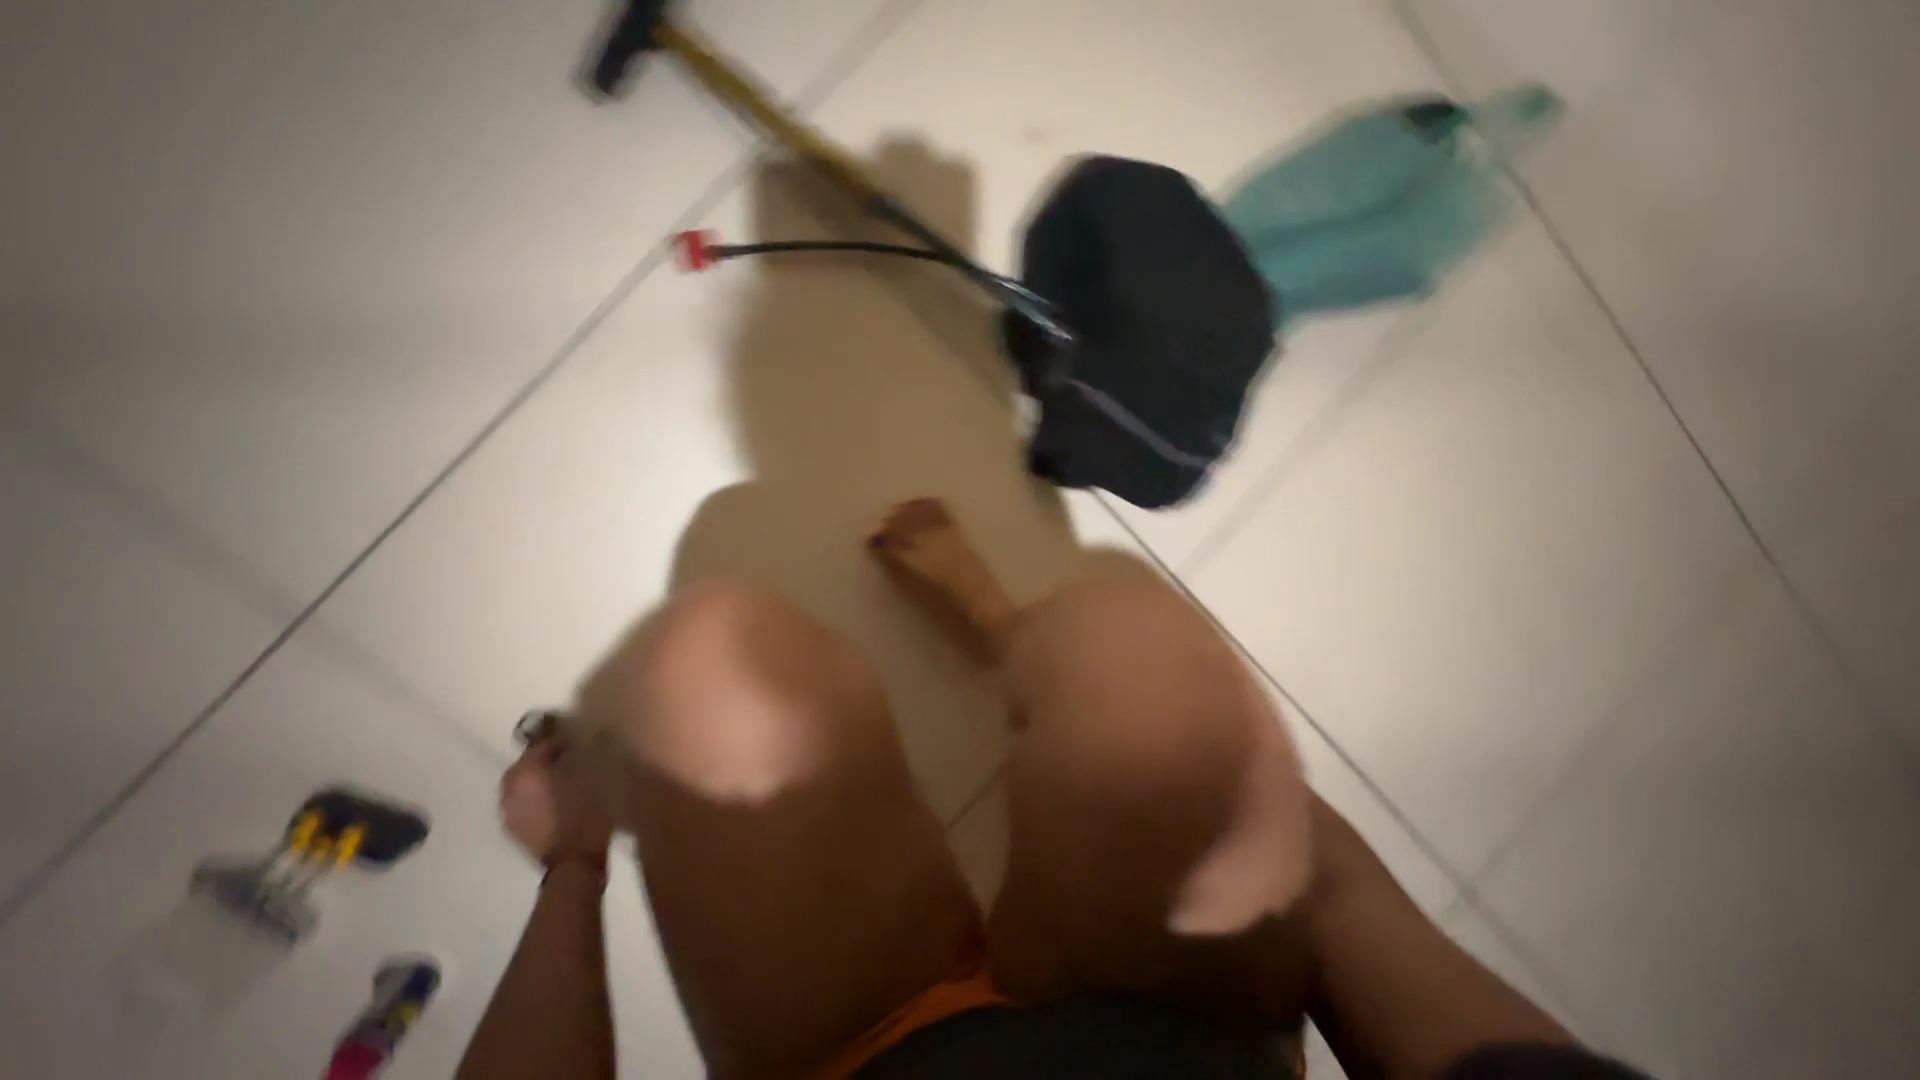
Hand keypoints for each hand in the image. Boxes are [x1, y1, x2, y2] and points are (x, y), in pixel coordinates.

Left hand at [499, 740, 612, 869]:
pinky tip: (548, 800)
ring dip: (533, 778)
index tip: (576, 741)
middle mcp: (510, 788)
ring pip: (518, 783)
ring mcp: (507, 809)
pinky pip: (518, 801)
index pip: (541, 746)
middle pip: (523, 764)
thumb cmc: (585, 816)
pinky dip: (529, 795)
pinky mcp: (510, 827)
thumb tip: (574, 746)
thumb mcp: (590, 779)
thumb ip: (577, 758)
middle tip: (563, 758)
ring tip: (555, 780)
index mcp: (528, 772)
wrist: (573, 862)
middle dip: (540, 758)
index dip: (559, 741)